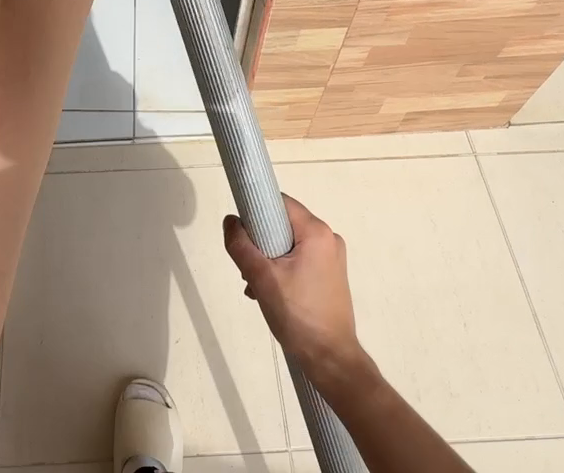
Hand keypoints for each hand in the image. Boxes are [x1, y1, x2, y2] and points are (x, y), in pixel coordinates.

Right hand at [223, 196, 371, 388]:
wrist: (331, 360)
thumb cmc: (298, 315)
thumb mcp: (261, 278)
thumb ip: (241, 246)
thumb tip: (230, 221)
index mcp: (317, 232)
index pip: (280, 203)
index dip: (256, 211)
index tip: (241, 232)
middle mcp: (329, 239)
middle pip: (283, 225)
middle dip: (260, 243)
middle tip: (246, 268)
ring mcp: (332, 259)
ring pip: (289, 245)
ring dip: (268, 260)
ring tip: (255, 287)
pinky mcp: (331, 276)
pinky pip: (299, 260)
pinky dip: (282, 270)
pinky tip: (269, 294)